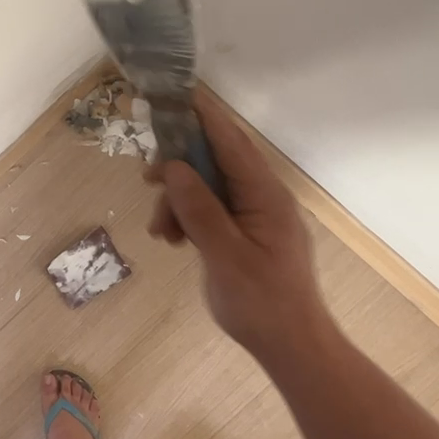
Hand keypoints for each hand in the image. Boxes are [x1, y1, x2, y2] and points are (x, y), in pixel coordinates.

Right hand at [144, 92, 334, 358]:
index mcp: (265, 195)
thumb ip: (198, 208)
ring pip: (206, 187)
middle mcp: (261, 196)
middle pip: (214, 160)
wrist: (291, 346)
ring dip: (177, 202)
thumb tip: (173, 167)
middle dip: (178, 167)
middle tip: (146, 178)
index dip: (202, 114)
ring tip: (162, 234)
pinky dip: (186, 218)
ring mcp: (254, 214)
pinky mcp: (244, 232)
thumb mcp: (224, 255)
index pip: (231, 141)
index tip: (174, 92)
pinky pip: (209, 209)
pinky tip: (174, 240)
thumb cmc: (261, 302)